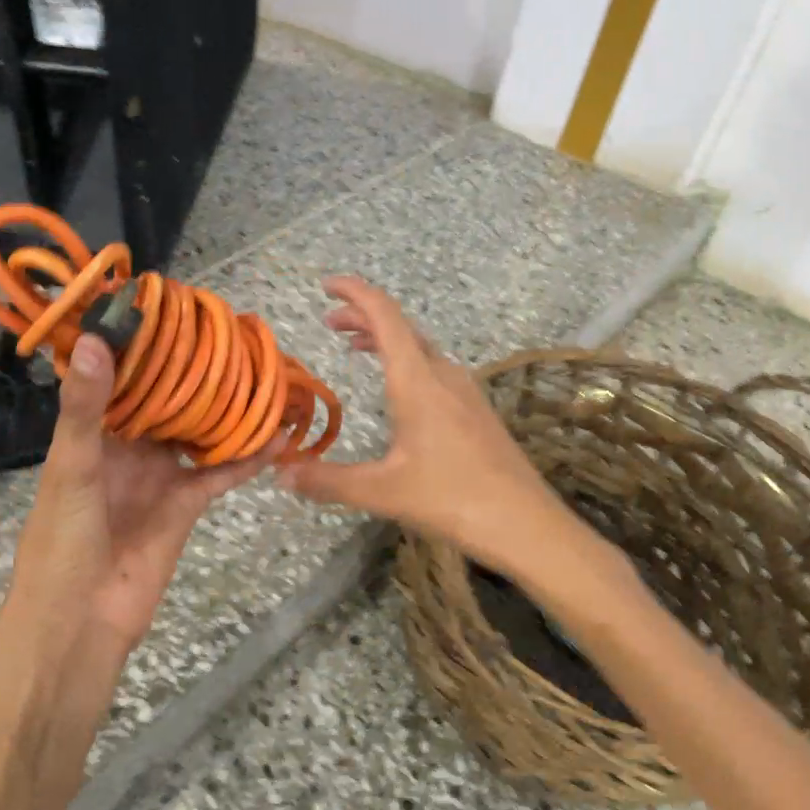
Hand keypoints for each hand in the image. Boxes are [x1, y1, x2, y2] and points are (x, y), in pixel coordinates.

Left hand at [8, 334, 281, 652]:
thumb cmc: (61, 541)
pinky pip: (219, 474)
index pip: (118, 378)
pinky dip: (246, 457)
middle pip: (165, 401)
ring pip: (196, 432)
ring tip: (259, 373)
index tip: (172, 310)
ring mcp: (159, 475)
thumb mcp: (71, 468)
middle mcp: (127, 447)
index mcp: (92, 433)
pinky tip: (278, 435)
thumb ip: (85, 408)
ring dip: (223, 410)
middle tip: (230, 335)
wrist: (80, 623)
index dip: (141, 346)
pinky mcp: (186, 505)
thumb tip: (97, 338)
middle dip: (192, 373)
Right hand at [277, 277, 596, 576]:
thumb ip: (329, 481)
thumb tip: (281, 473)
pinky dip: (405, 360)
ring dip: (385, 338)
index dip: (354, 292)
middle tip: (329, 322)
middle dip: (362, 316)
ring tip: (355, 347)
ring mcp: (464, 390)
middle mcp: (443, 375)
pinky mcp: (476, 409)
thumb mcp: (383, 492)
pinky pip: (433, 366)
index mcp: (417, 381)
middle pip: (400, 327)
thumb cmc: (453, 500)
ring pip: (419, 347)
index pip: (385, 316)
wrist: (527, 525)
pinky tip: (398, 388)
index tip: (327, 284)